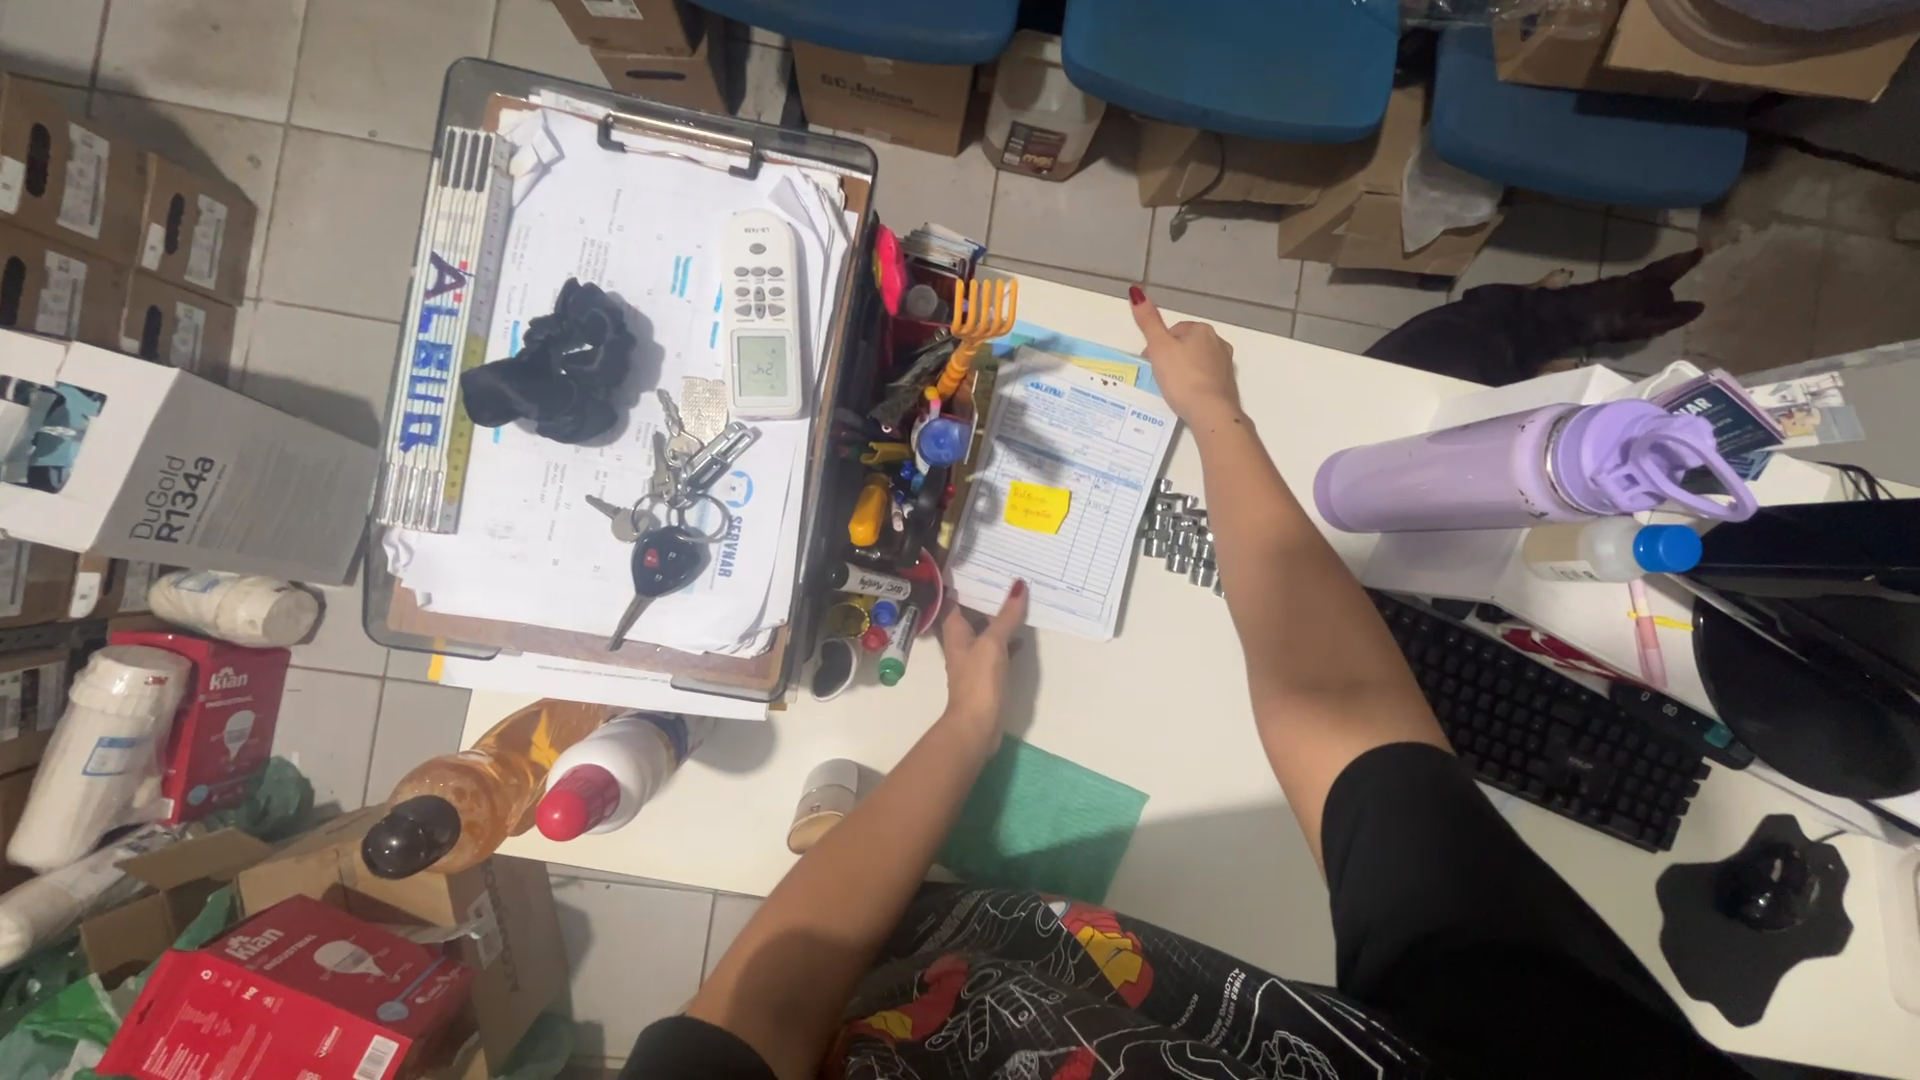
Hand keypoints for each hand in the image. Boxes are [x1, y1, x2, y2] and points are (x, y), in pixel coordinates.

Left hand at [936, 580, 1028, 740]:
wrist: (976, 724)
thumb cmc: (978, 680)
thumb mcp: (993, 642)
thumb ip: (1006, 615)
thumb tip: (1018, 585)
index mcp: (955, 630)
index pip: (953, 597)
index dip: (961, 579)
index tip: (977, 561)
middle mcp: (960, 641)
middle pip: (970, 611)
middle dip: (984, 594)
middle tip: (1004, 573)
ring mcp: (973, 657)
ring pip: (984, 628)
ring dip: (997, 615)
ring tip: (1016, 596)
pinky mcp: (986, 672)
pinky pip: (997, 647)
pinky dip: (1007, 637)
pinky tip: (1022, 632)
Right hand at [1130, 286, 1241, 427]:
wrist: (1210, 411)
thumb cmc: (1182, 378)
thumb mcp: (1159, 348)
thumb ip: (1148, 321)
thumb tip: (1136, 291)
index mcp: (1201, 330)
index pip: (1174, 331)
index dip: (1158, 345)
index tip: (1150, 362)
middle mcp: (1218, 342)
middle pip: (1186, 345)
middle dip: (1172, 356)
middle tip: (1159, 376)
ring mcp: (1225, 363)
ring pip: (1197, 361)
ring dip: (1184, 369)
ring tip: (1172, 387)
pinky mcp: (1228, 383)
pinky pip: (1206, 377)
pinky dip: (1195, 382)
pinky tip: (1187, 395)